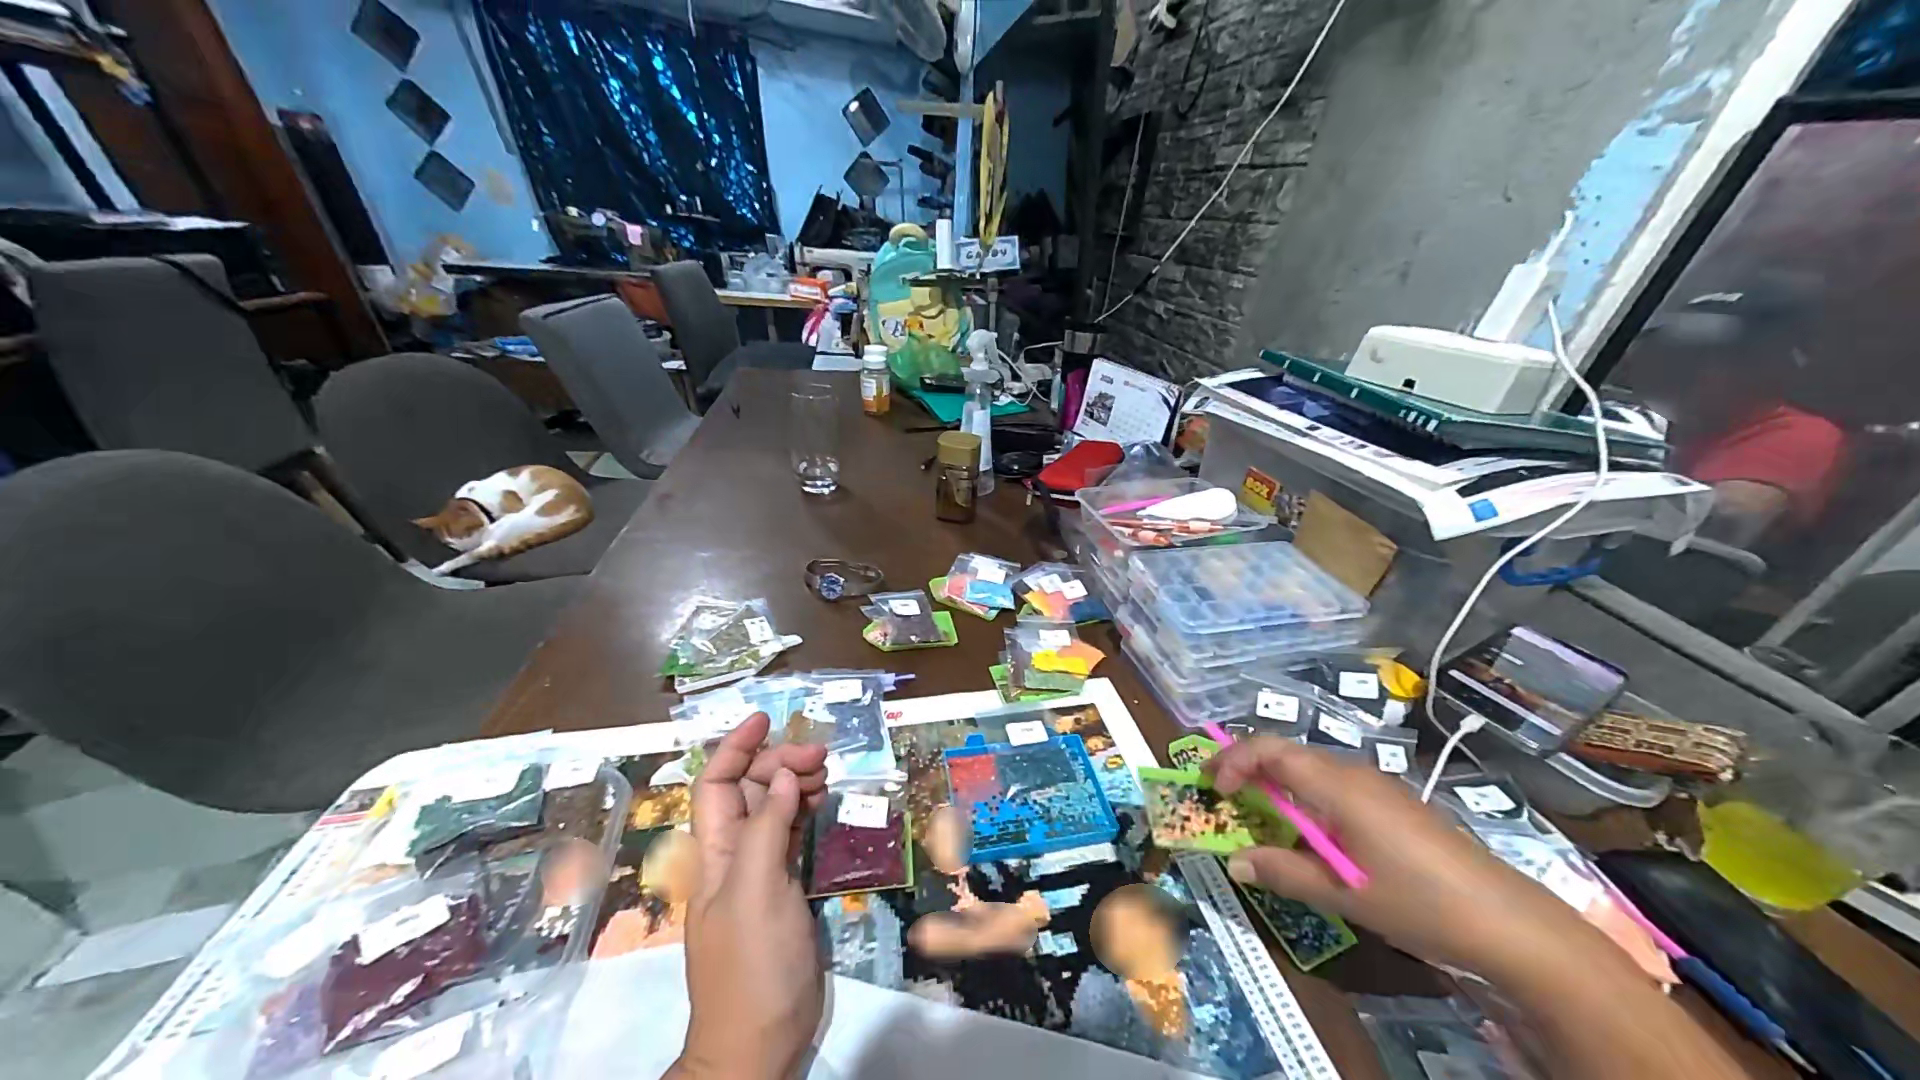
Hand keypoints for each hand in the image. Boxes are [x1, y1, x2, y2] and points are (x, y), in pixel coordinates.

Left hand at [673, 713, 828, 1079]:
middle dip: (778, 762)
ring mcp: (758, 871)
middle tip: (820, 756)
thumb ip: (766, 829)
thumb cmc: (752, 965)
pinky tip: (822, 803)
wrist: (758, 1042)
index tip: (767, 720)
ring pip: (771, 808)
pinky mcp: (783, 888)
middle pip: (748, 789)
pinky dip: (804, 811)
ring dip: (794, 783)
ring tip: (825, 775)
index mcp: (713, 851)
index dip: (736, 747)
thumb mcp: (757, 892)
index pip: (717, 783)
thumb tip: (783, 777)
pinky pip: (790, 834)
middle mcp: (732, 853)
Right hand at [1204, 737, 1597, 978]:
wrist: (1510, 923)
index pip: (1271, 750)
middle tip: (1222, 794)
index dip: (1233, 760)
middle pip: (1287, 752)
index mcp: (1338, 786)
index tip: (1214, 789)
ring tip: (1257, 813)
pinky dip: (1303, 795)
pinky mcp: (1393, 803)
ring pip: (1310, 767)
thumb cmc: (1420, 902)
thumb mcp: (1344, 894)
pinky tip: (1308, 831)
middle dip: (1247, 766)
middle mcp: (1354, 774)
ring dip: (1275, 781)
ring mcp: (1377, 786)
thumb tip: (1234, 861)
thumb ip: (1284, 871)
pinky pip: (1333, 784)